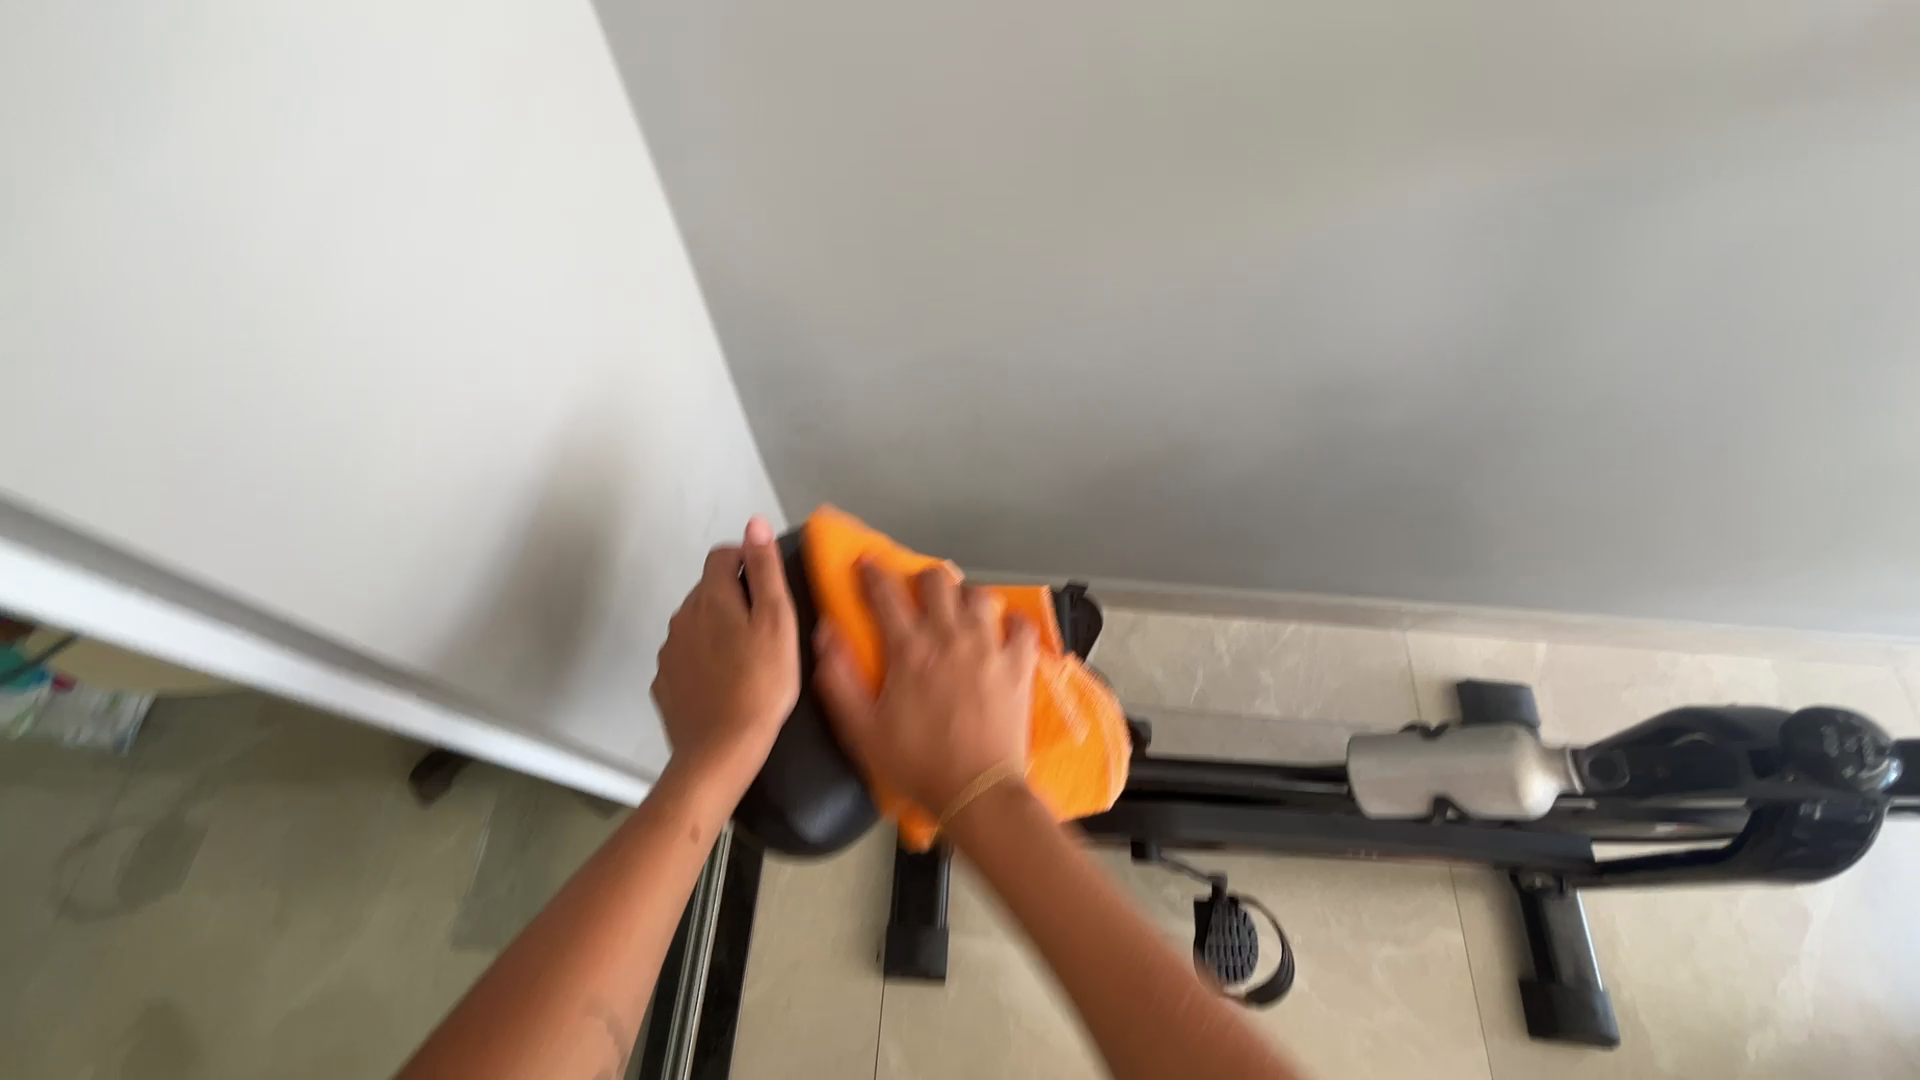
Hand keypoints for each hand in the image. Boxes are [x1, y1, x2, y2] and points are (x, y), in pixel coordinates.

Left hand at [651, 517, 799, 793]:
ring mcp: (669, 651)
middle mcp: (681, 617)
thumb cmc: (761, 683)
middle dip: (735, 598)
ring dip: (719, 629)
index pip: (722, 555)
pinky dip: (705, 659)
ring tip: (748, 659)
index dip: (747, 561)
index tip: (769, 588)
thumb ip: (765, 570)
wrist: (721, 749)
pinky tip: (725, 683)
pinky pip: (687, 656)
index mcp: (710, 597)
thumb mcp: (777, 622)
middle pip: (709, 590)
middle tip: (767, 630)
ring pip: (697, 623)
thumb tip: (753, 524)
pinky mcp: (664, 682)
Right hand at [814, 562, 1039, 814]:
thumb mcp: (860, 729)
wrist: (977, 791)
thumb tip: (825, 632)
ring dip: (965, 596)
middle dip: (921, 579)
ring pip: (979, 595)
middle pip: (937, 581)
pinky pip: (1021, 627)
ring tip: (959, 612)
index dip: (872, 573)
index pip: (885, 593)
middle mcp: (950, 636)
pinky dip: (1011, 623)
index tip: (866, 563)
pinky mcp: (1019, 665)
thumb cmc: (916, 762)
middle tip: (916, 593)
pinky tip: (1002, 630)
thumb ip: (838, 678)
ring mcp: (989, 647)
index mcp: (909, 649)